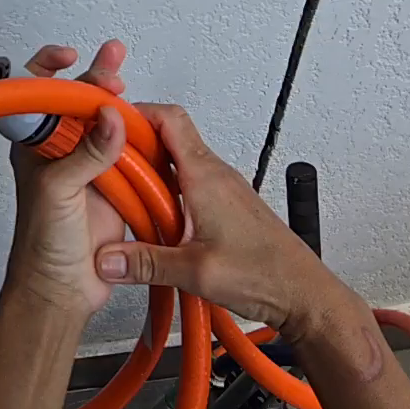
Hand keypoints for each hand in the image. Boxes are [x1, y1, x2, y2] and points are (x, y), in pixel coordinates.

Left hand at [3, 41, 129, 315]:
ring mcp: (87, 163)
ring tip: (126, 76)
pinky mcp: (113, 180)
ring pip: (104, 120)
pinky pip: (128, 148)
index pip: (36, 93)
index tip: (69, 55)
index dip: (48, 67)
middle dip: (94, 76)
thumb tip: (110, 116)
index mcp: (34, 144)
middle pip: (77, 100)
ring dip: (118, 99)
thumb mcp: (59, 191)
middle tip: (113, 65)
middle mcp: (59, 148)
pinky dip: (138, 131)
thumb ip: (86, 154)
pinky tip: (145, 119)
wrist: (63, 289)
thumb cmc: (42, 243)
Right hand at [94, 104, 353, 339]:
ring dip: (149, 165)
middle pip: (168, 134)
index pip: (169, 118)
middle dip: (134, 140)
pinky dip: (165, 186)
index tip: (108, 123)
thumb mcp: (195, 272)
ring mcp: (221, 187)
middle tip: (104, 156)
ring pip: (176, 158)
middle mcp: (214, 173)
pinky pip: (188, 179)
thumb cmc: (266, 276)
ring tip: (122, 186)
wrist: (305, 295)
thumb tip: (106, 258)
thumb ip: (146, 263)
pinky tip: (152, 213)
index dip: (136, 114)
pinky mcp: (224, 203)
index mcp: (205, 176)